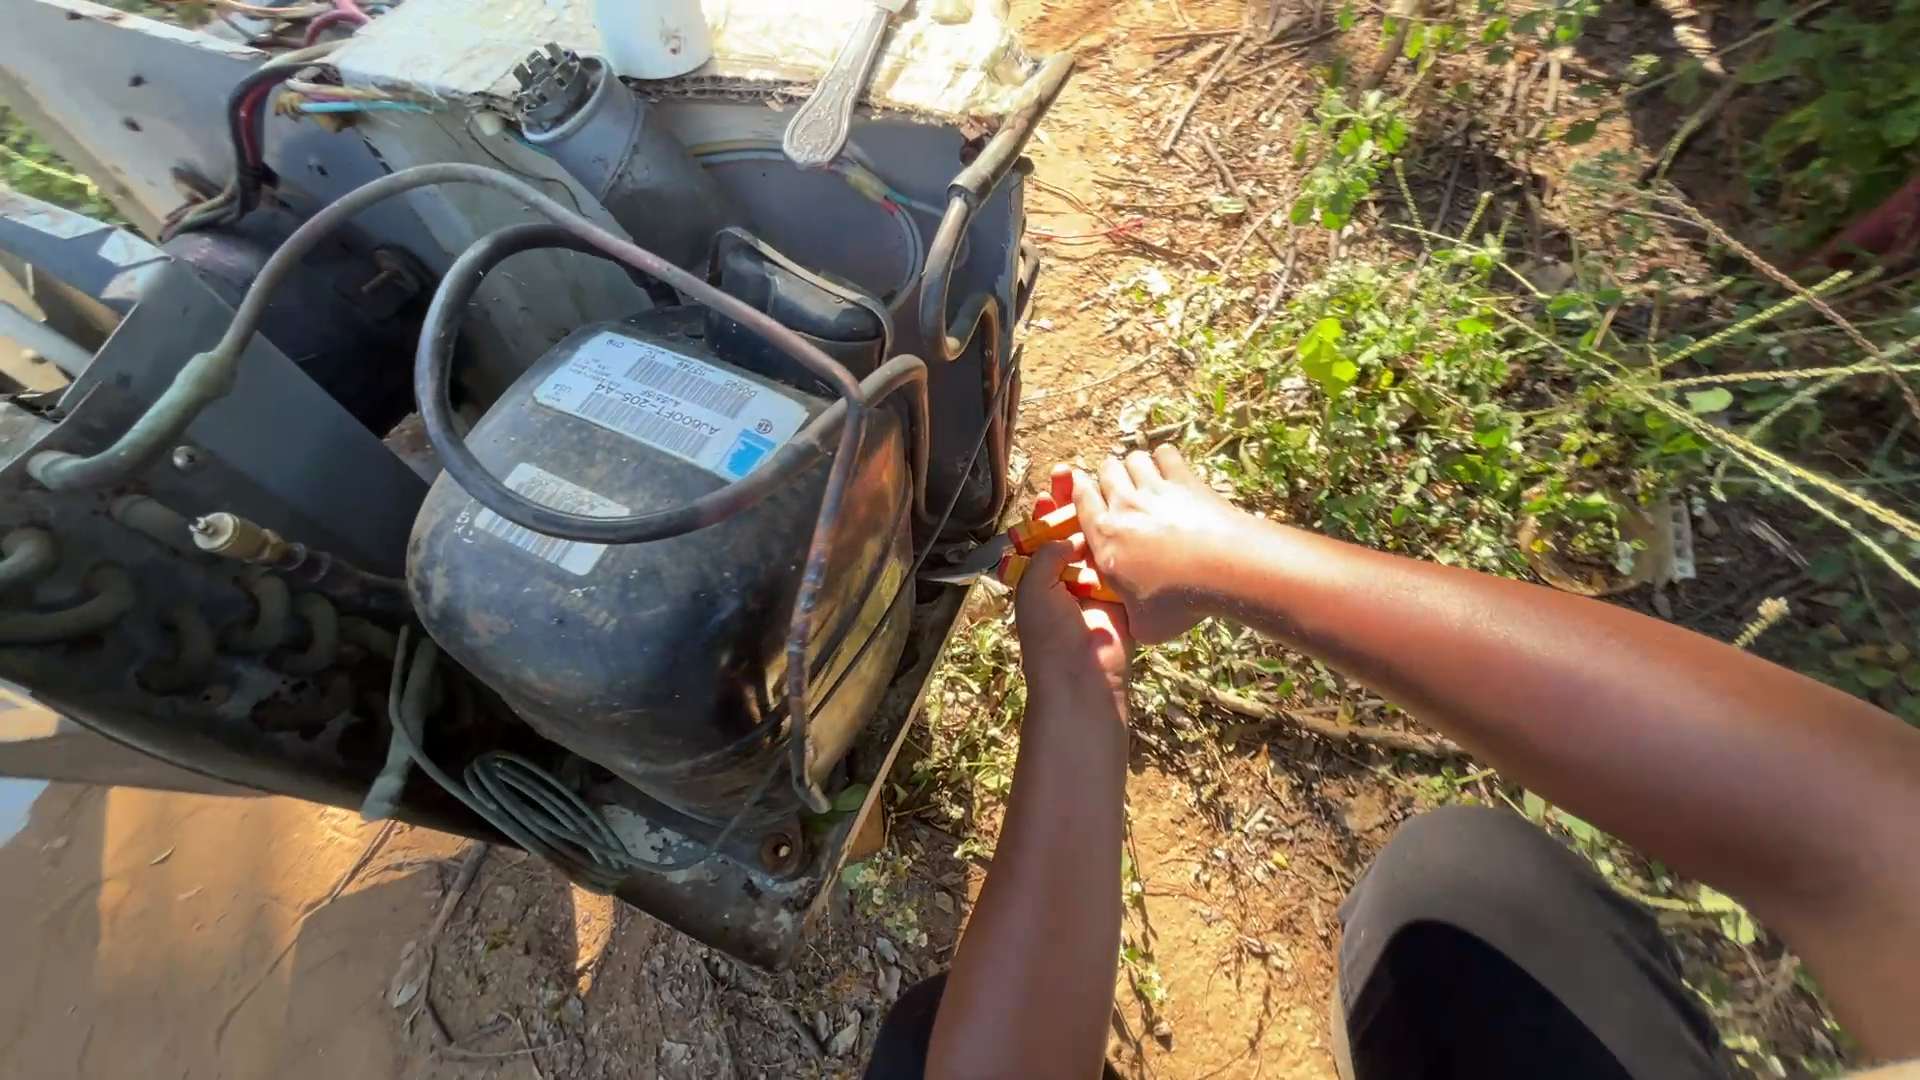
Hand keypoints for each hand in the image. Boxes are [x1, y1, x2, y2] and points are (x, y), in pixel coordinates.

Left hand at [1012, 470, 1129, 715]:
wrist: (1084, 677)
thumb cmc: (1049, 636)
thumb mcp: (1033, 589)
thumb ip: (1045, 554)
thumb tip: (1067, 536)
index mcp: (1035, 579)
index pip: (1037, 538)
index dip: (1043, 513)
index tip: (1050, 489)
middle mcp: (1062, 579)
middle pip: (1066, 535)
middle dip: (1069, 506)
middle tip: (1072, 474)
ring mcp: (1092, 586)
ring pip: (1094, 544)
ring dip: (1095, 516)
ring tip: (1098, 484)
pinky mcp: (1119, 594)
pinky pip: (1118, 562)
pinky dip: (1120, 539)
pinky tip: (1124, 514)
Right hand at [1071, 446, 1247, 643]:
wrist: (1225, 570)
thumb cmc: (1180, 602)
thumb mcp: (1146, 625)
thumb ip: (1131, 619)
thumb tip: (1133, 625)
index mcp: (1104, 537)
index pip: (1080, 499)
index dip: (1078, 490)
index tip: (1083, 489)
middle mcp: (1123, 507)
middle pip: (1105, 470)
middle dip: (1109, 476)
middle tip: (1120, 490)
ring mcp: (1155, 489)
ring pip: (1133, 459)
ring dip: (1136, 467)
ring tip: (1145, 480)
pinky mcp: (1185, 480)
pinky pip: (1166, 455)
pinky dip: (1165, 460)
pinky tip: (1172, 473)